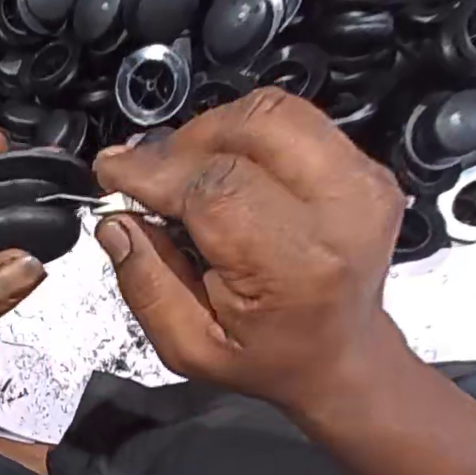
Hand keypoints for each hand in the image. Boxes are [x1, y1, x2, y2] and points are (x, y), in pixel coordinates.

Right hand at [92, 88, 412, 413]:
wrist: (340, 356)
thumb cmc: (266, 359)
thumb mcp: (189, 348)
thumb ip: (147, 287)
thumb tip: (115, 225)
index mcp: (296, 267)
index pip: (214, 186)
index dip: (153, 171)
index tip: (111, 174)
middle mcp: (341, 212)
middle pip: (246, 131)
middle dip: (177, 147)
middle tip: (142, 177)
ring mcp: (361, 183)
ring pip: (269, 114)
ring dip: (208, 134)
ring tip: (178, 174)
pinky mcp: (363, 168)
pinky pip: (291, 124)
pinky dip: (240, 138)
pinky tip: (217, 173)